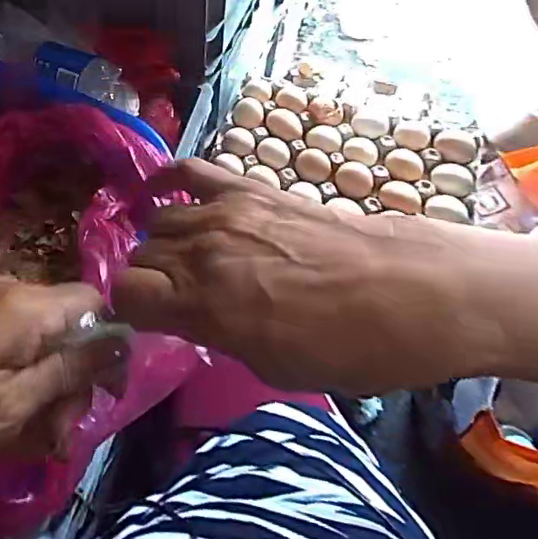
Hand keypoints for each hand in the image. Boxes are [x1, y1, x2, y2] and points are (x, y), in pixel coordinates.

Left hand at [0, 277, 122, 480]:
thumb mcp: (12, 406)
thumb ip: (68, 371)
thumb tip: (118, 340)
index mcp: (25, 304)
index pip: (93, 300)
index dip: (107, 344)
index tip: (99, 394)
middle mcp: (6, 288)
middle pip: (65, 322)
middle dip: (71, 377)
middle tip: (54, 434)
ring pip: (36, 335)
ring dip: (42, 383)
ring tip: (26, 435)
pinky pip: (7, 337)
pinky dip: (14, 373)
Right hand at [113, 158, 490, 394]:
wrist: (412, 291)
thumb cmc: (352, 348)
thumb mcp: (274, 366)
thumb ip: (215, 335)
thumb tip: (185, 315)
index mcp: (205, 306)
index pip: (125, 294)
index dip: (129, 309)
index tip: (145, 318)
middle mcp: (202, 253)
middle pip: (140, 258)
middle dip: (148, 280)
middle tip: (172, 296)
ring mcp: (221, 213)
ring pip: (158, 222)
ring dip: (162, 244)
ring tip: (183, 258)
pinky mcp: (244, 188)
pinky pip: (187, 172)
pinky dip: (165, 182)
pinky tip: (159, 193)